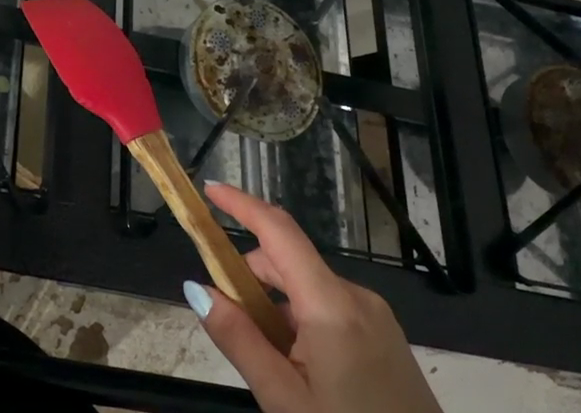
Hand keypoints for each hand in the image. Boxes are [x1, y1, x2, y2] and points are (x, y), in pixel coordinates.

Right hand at [185, 183, 440, 412]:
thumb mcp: (283, 398)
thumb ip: (238, 338)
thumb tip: (195, 287)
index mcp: (332, 306)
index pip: (279, 232)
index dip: (241, 204)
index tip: (208, 189)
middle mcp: (357, 298)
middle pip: (288, 261)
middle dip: (248, 275)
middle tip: (225, 320)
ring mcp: (376, 317)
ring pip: (306, 287)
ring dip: (274, 304)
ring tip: (266, 359)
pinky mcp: (386, 337)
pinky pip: (329, 308)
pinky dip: (299, 319)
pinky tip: (297, 366)